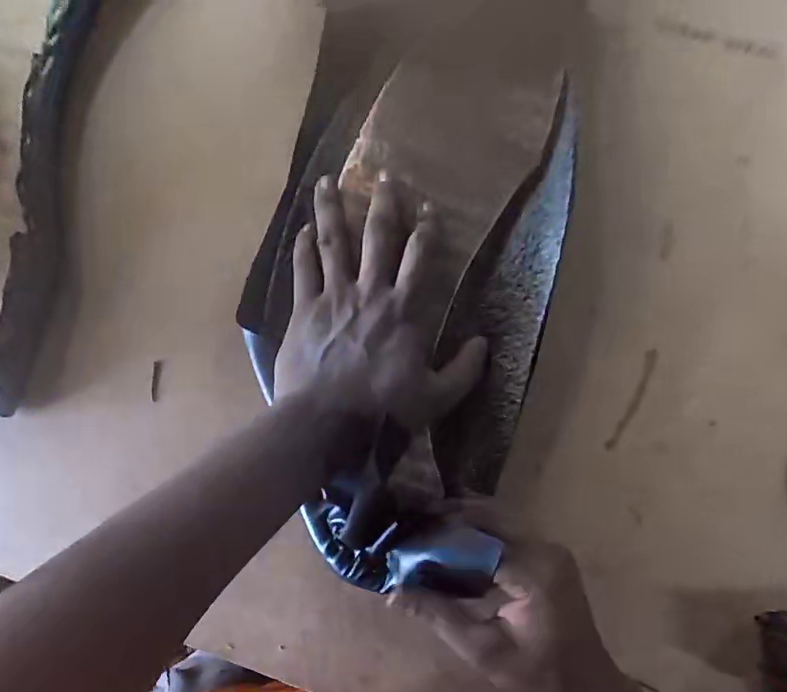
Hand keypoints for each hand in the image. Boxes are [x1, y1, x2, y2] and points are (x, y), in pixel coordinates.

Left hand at [273, 173, 487, 428]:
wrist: (326, 421)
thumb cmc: (382, 411)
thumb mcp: (435, 399)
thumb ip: (463, 371)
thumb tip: (484, 344)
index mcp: (404, 310)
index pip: (419, 258)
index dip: (425, 229)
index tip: (427, 207)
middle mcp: (369, 293)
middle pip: (377, 238)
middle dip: (383, 204)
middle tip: (385, 176)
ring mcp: (333, 298)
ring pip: (333, 243)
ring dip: (332, 209)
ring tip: (327, 181)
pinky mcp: (303, 312)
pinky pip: (303, 270)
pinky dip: (303, 247)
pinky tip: (304, 229)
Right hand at [392, 508, 674, 691]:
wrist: (585, 686)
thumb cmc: (535, 674)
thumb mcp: (481, 649)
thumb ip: (437, 614)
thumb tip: (392, 592)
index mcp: (533, 570)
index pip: (474, 536)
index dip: (434, 539)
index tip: (401, 546)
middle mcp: (544, 548)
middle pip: (487, 516)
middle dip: (444, 521)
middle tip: (407, 534)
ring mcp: (548, 550)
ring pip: (495, 521)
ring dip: (459, 527)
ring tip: (421, 540)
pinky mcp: (546, 557)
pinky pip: (505, 535)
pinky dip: (475, 539)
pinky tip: (448, 553)